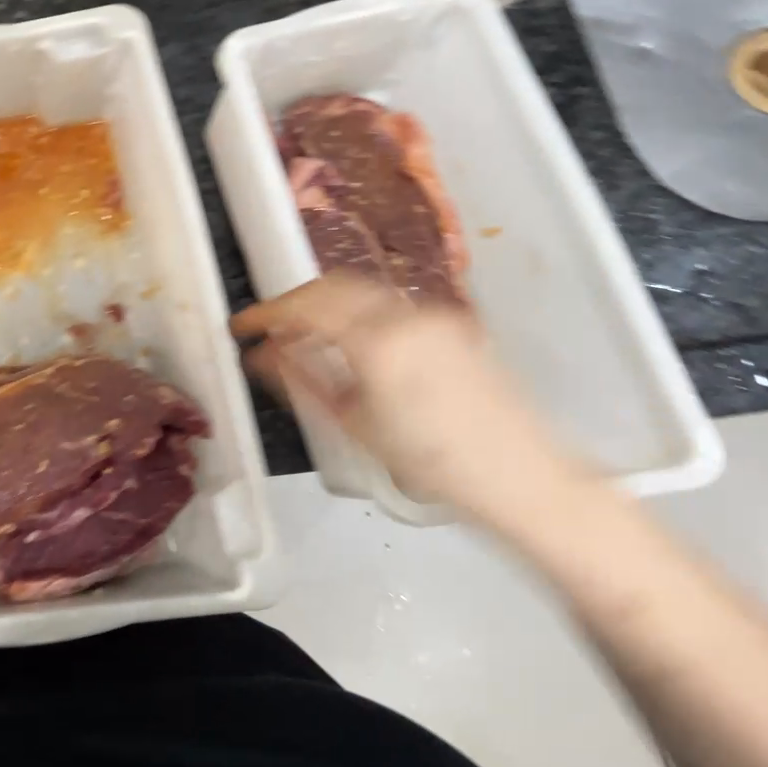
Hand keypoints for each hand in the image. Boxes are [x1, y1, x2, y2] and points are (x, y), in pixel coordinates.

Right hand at [230, 275, 574, 515]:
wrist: (525, 479)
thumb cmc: (435, 462)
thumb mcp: (353, 424)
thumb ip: (301, 379)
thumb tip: (262, 354)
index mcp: (379, 340)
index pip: (307, 305)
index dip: (266, 312)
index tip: (242, 326)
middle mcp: (409, 316)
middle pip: (335, 287)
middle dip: (295, 303)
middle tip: (269, 328)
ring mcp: (437, 319)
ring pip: (363, 293)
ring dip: (326, 306)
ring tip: (304, 338)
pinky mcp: (455, 329)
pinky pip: (390, 307)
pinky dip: (357, 314)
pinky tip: (349, 346)